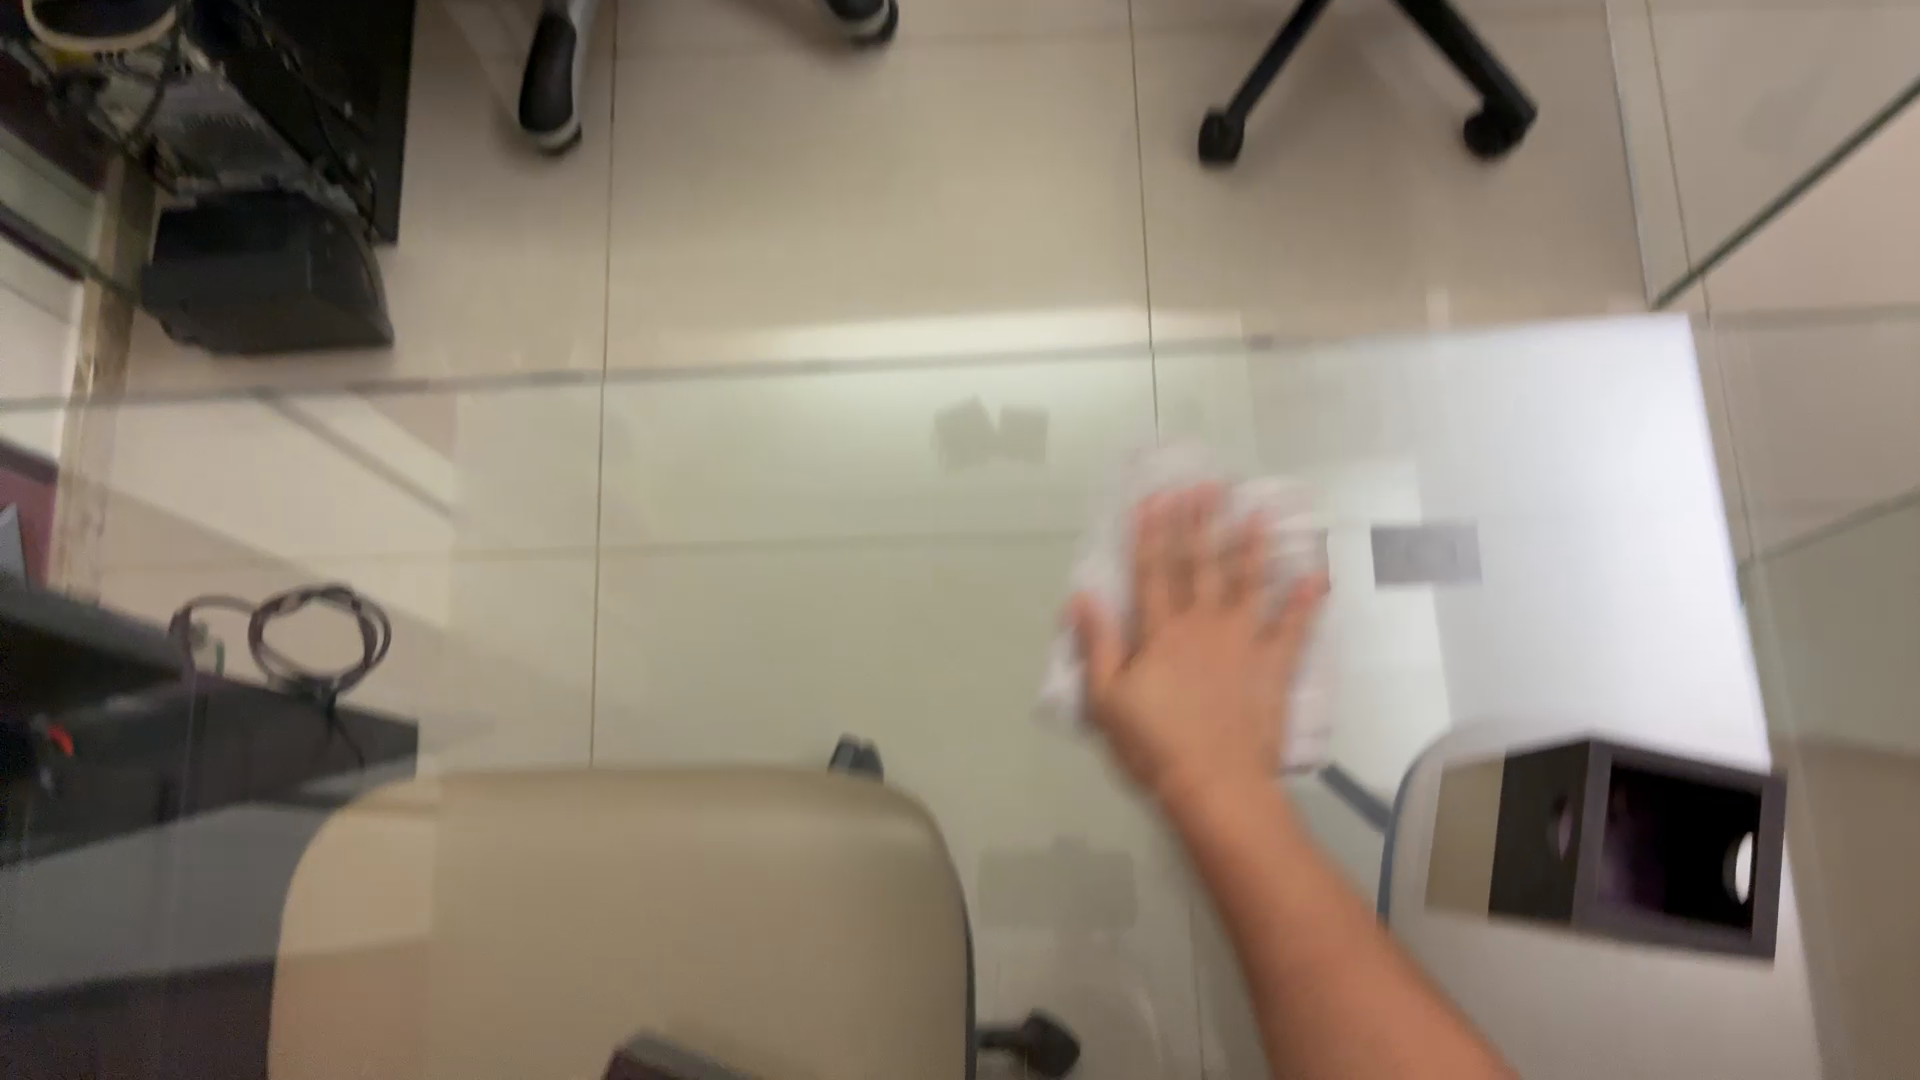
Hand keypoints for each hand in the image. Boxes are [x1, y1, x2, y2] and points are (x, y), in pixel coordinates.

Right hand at [1071, 485, 1327, 808]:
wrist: (1215, 786)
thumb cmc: (1154, 744)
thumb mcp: (1106, 699)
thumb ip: (1096, 643)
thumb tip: (1081, 596)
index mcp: (1160, 632)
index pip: (1154, 571)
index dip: (1153, 532)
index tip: (1157, 497)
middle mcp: (1203, 626)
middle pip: (1201, 565)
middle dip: (1201, 523)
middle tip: (1207, 485)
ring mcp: (1244, 643)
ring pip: (1248, 585)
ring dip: (1252, 546)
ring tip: (1258, 512)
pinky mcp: (1274, 668)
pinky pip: (1294, 629)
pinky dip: (1306, 603)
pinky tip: (1315, 576)